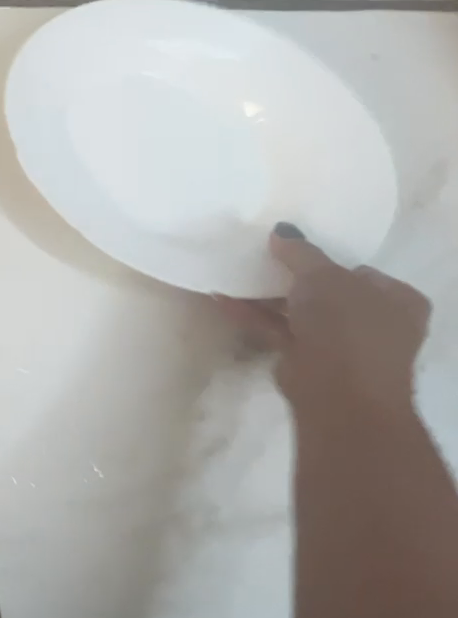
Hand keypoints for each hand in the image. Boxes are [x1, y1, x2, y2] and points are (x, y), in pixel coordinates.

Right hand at [216, 223, 429, 423]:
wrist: (337, 387)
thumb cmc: (346, 325)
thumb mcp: (324, 277)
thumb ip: (301, 252)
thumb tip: (282, 230)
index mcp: (396, 300)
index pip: (362, 273)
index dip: (328, 260)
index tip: (291, 251)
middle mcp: (374, 321)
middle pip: (327, 291)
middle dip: (293, 278)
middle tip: (260, 259)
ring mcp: (341, 341)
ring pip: (299, 310)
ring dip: (267, 295)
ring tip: (234, 274)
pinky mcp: (308, 355)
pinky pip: (276, 327)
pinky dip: (251, 313)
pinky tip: (220, 297)